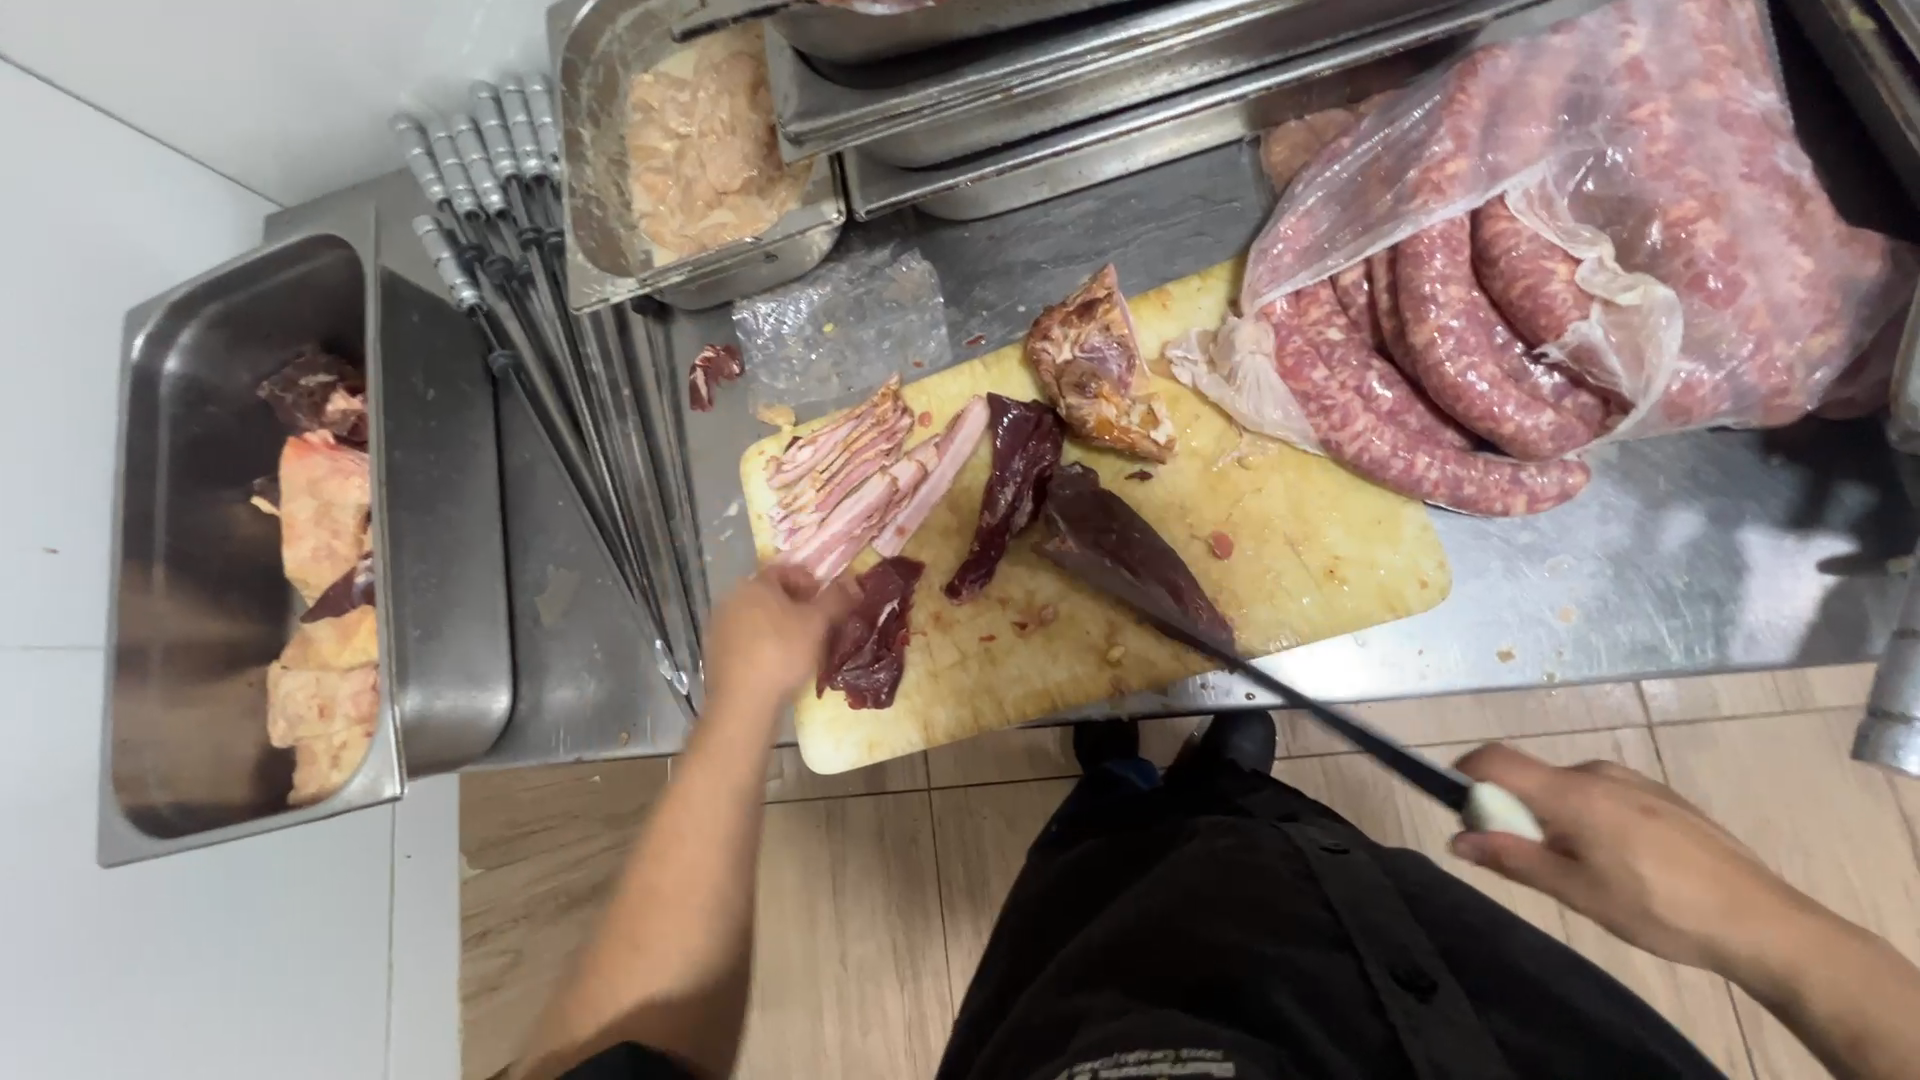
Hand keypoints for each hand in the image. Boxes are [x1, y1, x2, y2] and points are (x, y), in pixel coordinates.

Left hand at [702, 566, 859, 715]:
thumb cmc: (782, 652)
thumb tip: (852, 582)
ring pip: (757, 618)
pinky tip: (778, 662)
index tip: (826, 599)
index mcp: (754, 584)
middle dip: (795, 604)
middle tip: (817, 622)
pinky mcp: (715, 653)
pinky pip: (746, 640)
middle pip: (769, 594)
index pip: (785, 570)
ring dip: (779, 625)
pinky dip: (764, 644)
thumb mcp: (818, 623)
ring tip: (801, 644)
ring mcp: (719, 627)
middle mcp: (731, 599)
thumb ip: (836, 599)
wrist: (743, 701)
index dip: (809, 581)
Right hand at [1449, 743, 1823, 975]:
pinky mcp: (1664, 798)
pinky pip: (1603, 795)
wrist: (1771, 927)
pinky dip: (1589, 818)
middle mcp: (1597, 774)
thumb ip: (1512, 858)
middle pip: (1530, 778)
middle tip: (1528, 857)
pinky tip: (1624, 863)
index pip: (1495, 759)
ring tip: (1582, 868)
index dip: (1463, 773)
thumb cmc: (1661, 909)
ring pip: (1568, 789)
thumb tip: (1456, 839)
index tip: (1456, 805)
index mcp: (1572, 793)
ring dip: (1554, 816)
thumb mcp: (1576, 892)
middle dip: (1513, 809)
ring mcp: (1635, 783)